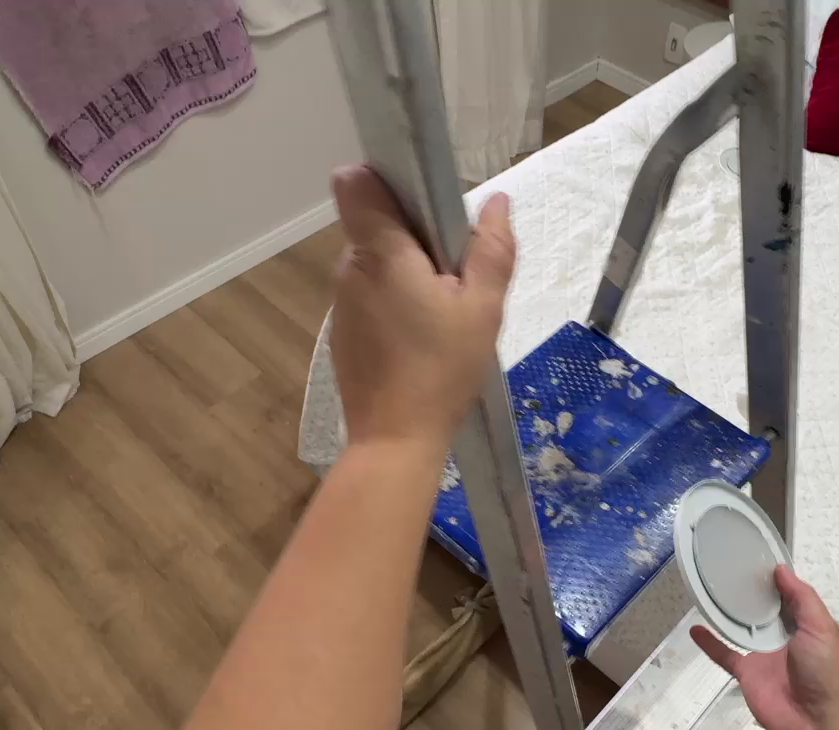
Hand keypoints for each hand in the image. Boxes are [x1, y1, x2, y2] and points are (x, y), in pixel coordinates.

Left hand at [327, 166, 516, 455]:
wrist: (396, 440)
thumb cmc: (442, 372)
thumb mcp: (483, 310)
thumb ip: (491, 251)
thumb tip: (497, 202)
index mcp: (380, 252)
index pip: (357, 181)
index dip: (387, 180)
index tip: (424, 207)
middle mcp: (349, 269)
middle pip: (374, 225)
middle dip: (412, 237)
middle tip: (453, 278)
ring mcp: (341, 304)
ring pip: (373, 264)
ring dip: (404, 274)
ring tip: (440, 317)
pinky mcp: (342, 334)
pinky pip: (368, 298)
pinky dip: (392, 305)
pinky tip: (418, 342)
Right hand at [691, 565, 838, 729]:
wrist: (815, 727)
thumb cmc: (827, 675)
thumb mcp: (823, 630)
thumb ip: (803, 599)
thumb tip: (781, 570)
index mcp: (813, 628)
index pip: (795, 598)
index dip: (780, 580)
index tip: (759, 558)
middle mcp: (789, 640)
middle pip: (767, 611)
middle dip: (753, 592)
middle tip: (730, 566)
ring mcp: (766, 656)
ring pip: (744, 628)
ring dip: (730, 612)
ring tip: (711, 588)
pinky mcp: (747, 673)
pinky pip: (725, 654)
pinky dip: (710, 643)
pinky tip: (695, 628)